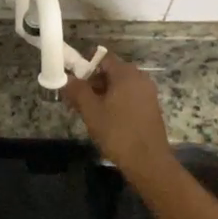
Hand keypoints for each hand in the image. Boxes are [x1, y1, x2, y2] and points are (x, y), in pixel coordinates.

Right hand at [62, 55, 174, 179]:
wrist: (148, 161)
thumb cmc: (117, 132)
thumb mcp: (91, 111)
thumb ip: (77, 91)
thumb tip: (66, 79)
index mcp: (126, 74)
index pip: (103, 58)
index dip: (85, 66)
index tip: (73, 81)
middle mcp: (140, 78)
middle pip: (112, 71)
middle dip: (93, 82)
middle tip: (77, 99)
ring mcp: (148, 93)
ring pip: (120, 86)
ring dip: (103, 93)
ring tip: (90, 112)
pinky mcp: (151, 107)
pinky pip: (129, 96)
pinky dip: (116, 102)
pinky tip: (107, 119)